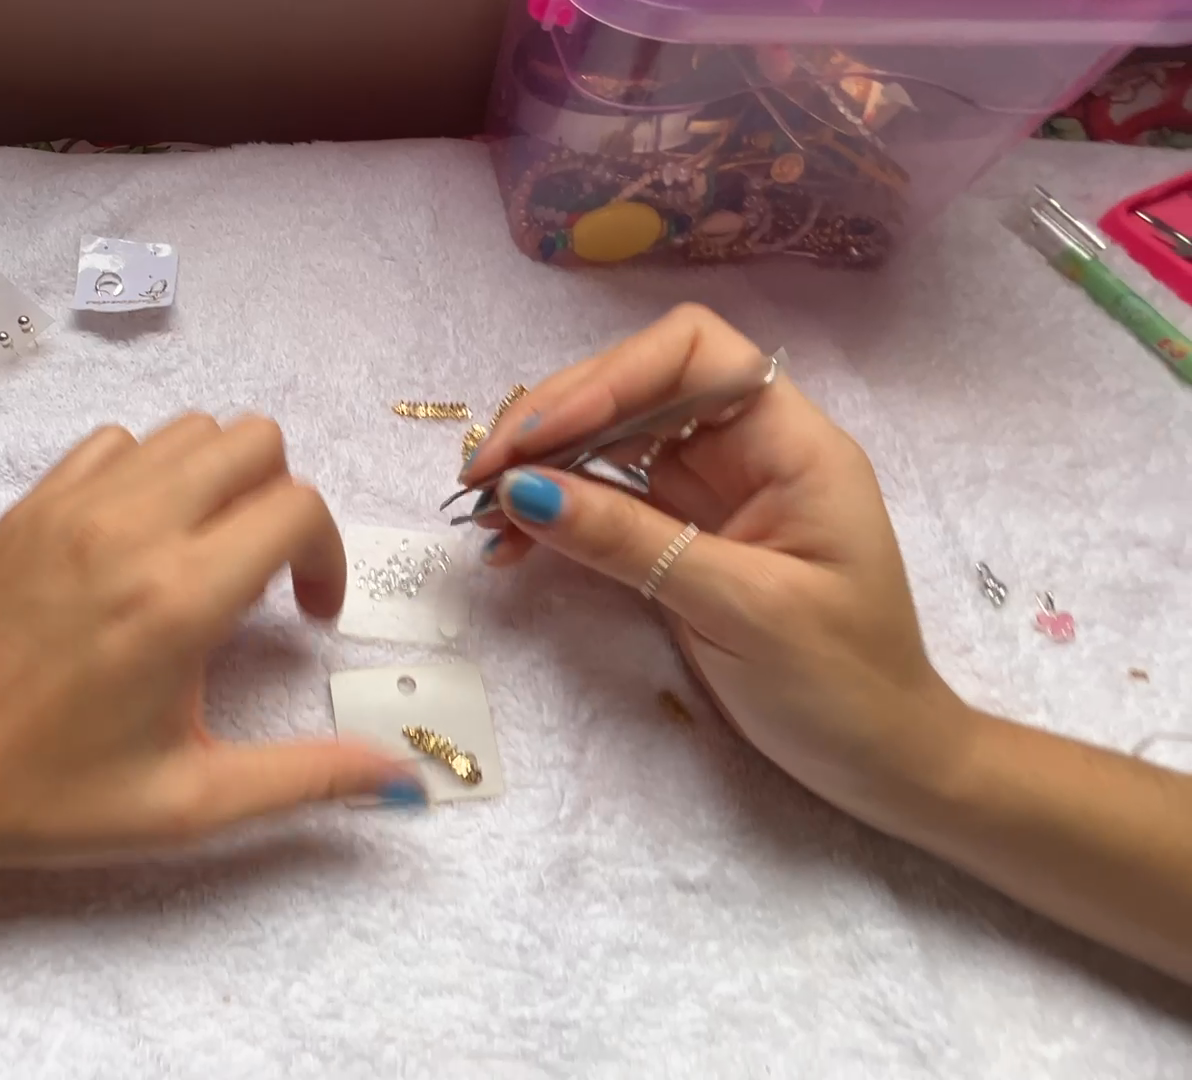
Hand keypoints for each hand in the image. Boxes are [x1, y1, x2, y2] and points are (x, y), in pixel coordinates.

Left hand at [0, 414, 422, 882]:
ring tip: (203, 553)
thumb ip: (310, 777)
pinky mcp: (30, 502)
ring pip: (189, 432)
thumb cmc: (53, 797)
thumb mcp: (191, 802)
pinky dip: (153, 473)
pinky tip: (137, 538)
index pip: (296, 508)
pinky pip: (118, 444)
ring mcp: (71, 503)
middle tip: (262, 574)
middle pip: (254, 440)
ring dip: (221, 481)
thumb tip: (409, 780)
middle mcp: (129, 527)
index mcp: (177, 598)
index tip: (306, 613)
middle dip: (283, 499)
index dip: (326, 555)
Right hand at [462, 304, 969, 819]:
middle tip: (479, 479)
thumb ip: (627, 541)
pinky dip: (543, 510)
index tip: (540, 440)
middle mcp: (735, 446)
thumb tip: (520, 490)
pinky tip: (507, 541)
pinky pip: (589, 496)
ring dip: (532, 466)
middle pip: (624, 387)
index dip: (608, 378)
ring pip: (596, 439)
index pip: (689, 353)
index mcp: (785, 442)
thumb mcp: (735, 605)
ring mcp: (694, 486)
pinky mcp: (663, 526)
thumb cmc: (836, 681)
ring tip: (479, 513)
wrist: (867, 751)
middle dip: (546, 424)